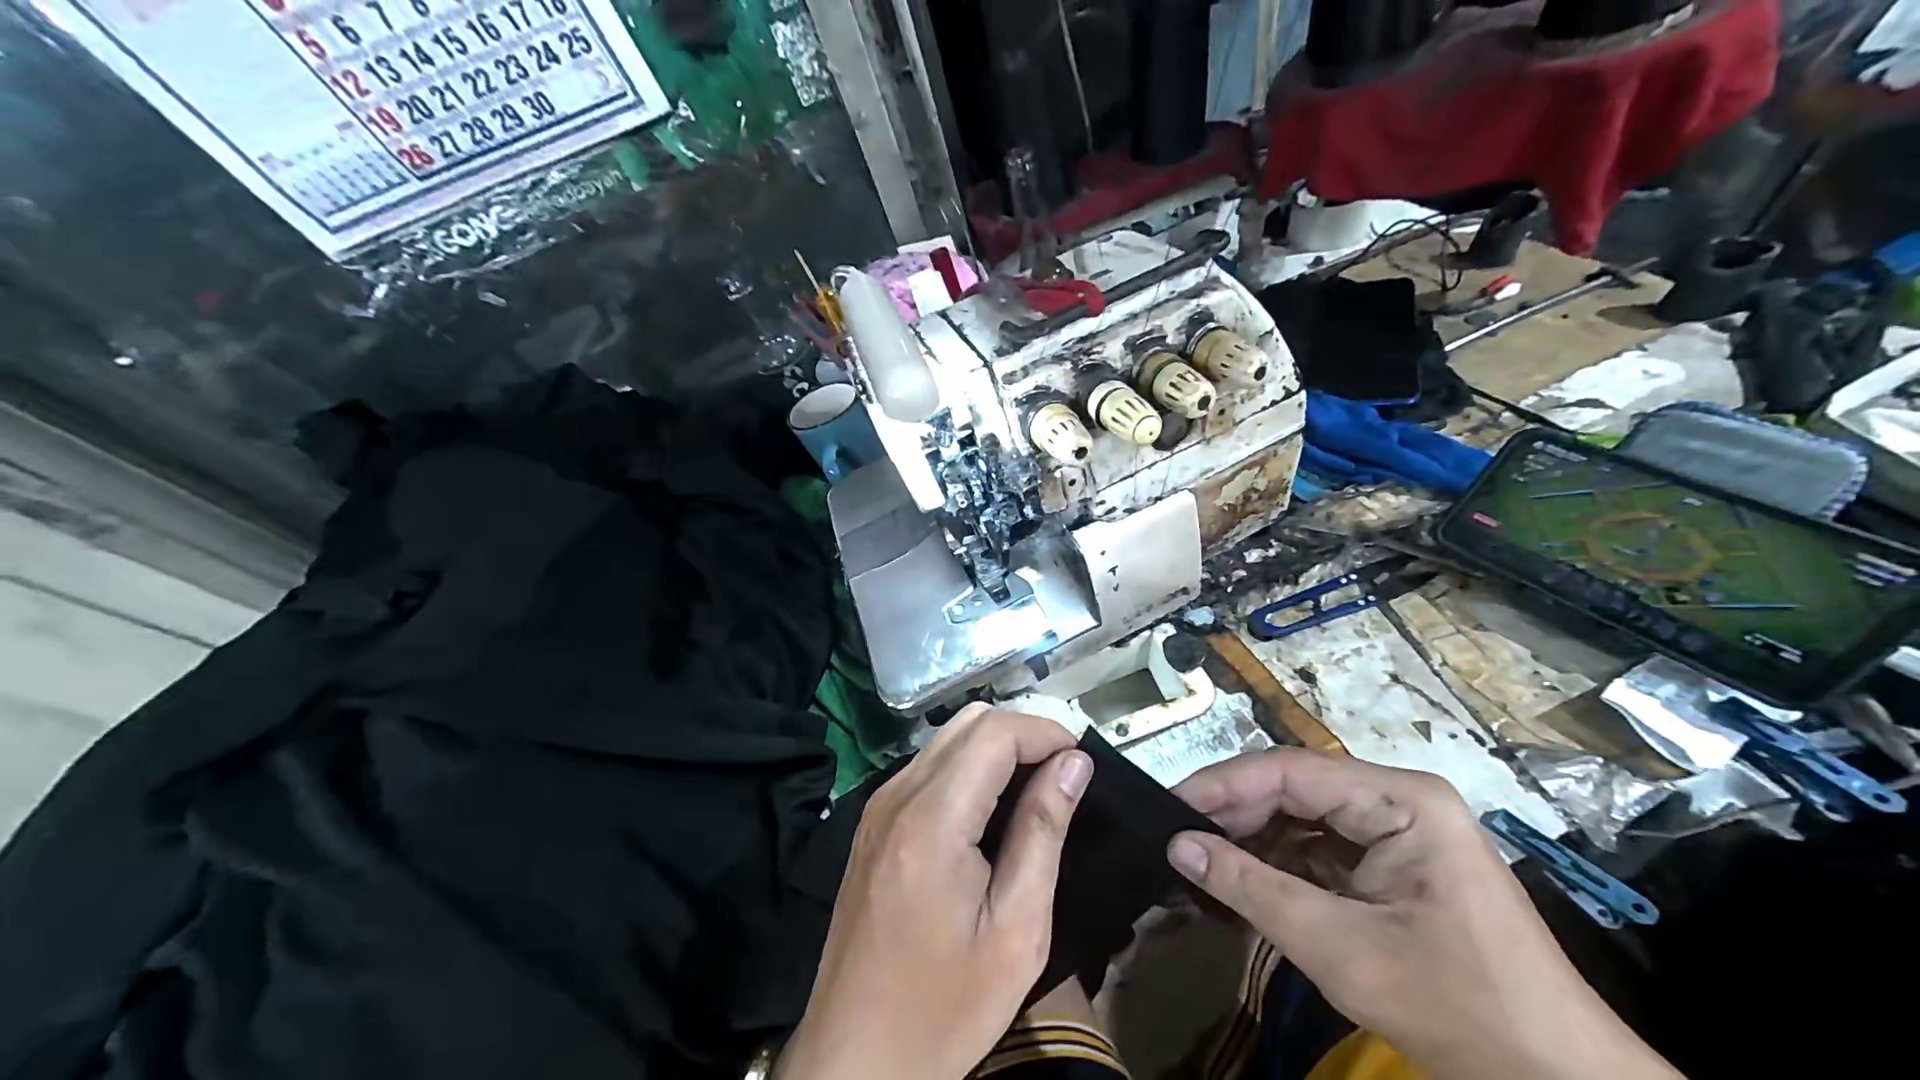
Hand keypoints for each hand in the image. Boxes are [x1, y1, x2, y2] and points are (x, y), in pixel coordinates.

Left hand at [775, 705, 1091, 1079]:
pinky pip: (928, 768)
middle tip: (1064, 779)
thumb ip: (1043, 832)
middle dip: (1024, 735)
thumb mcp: (1016, 929)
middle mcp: (896, 796)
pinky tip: (992, 812)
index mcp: (931, 819)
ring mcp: (878, 807)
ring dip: (997, 749)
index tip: (1083, 765)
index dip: (1046, 733)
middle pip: (969, 723)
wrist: (858, 1057)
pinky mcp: (873, 824)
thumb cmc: (946, 1006)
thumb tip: (1073, 764)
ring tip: (1037, 793)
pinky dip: (969, 769)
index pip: (994, 732)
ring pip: (947, 740)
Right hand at [1167, 749, 1678, 1079]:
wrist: (1553, 1079)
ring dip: (1252, 840)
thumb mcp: (1338, 946)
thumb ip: (1250, 887)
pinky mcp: (1391, 863)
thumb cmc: (1453, 1003)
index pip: (1291, 771)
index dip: (1224, 785)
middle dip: (1235, 814)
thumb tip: (1177, 846)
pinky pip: (1320, 848)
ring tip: (1201, 859)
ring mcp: (1396, 831)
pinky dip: (1278, 865)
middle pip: (1295, 789)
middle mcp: (1397, 800)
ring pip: (1302, 818)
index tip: (1171, 804)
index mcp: (1401, 800)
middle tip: (1180, 839)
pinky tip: (1241, 879)